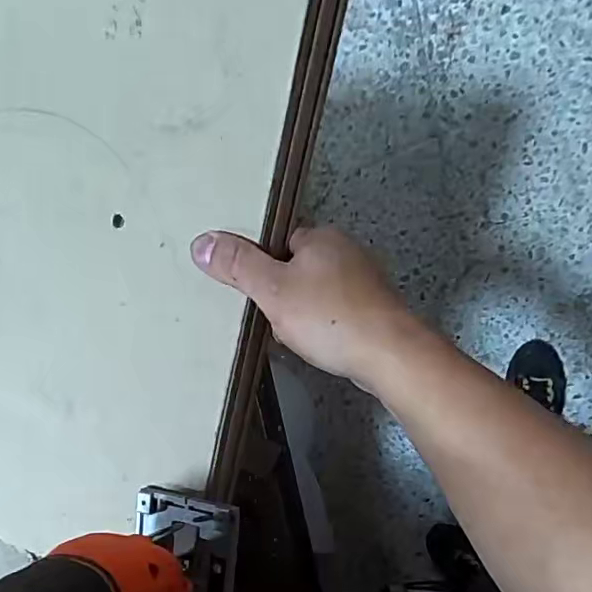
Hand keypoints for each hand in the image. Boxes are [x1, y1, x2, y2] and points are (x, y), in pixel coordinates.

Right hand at [190, 227, 439, 391]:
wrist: (387, 354)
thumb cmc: (330, 319)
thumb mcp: (273, 291)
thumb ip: (239, 267)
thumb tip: (203, 243)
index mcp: (321, 237)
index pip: (279, 239)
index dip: (261, 264)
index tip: (253, 289)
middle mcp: (346, 253)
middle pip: (297, 269)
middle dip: (282, 295)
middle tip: (273, 317)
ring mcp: (363, 283)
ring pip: (317, 295)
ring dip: (302, 316)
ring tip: (296, 338)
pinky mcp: (373, 312)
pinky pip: (335, 316)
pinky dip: (323, 331)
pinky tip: (319, 347)